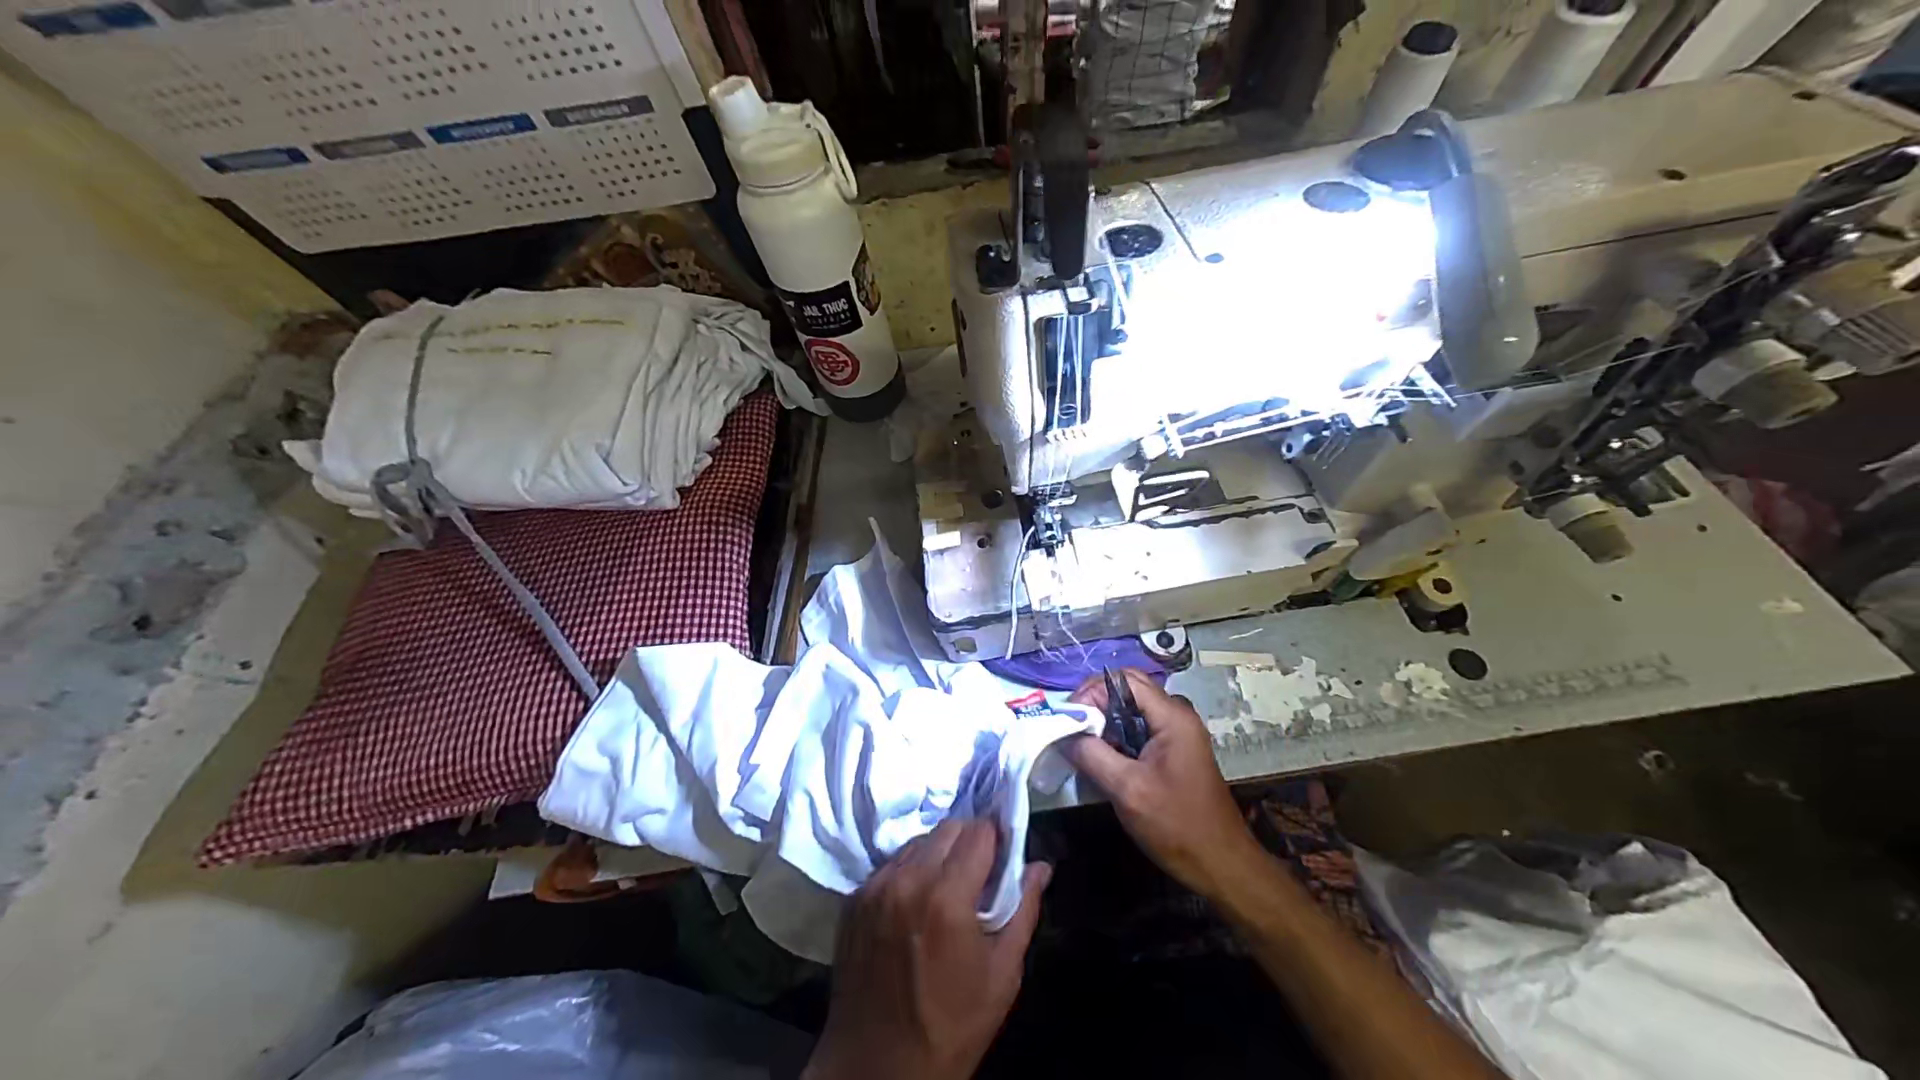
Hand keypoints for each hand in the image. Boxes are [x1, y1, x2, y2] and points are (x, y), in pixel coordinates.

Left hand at [805, 818, 1050, 1079]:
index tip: (1004, 856)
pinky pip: (890, 865)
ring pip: (917, 843)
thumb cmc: (951, 1025)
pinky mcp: (854, 899)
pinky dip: (909, 873)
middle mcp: (907, 880)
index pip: (979, 831)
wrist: (877, 1067)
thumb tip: (1040, 867)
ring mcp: (875, 887)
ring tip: (946, 892)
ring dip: (937, 855)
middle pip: (948, 829)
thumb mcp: (1002, 974)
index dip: (997, 838)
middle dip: (969, 842)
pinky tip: (915, 906)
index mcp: (947, 896)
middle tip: (979, 876)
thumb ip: (1023, 909)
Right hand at [1065, 669, 1265, 900]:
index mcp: (1172, 716)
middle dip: (1095, 703)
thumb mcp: (1126, 789)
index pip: (1123, 679)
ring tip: (1081, 744)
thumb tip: (1064, 733)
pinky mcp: (1173, 752)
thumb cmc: (1176, 825)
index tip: (1068, 718)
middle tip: (1071, 728)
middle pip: (1128, 689)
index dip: (1091, 691)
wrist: (1220, 865)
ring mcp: (1177, 734)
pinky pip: (1139, 729)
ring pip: (1132, 710)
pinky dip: (1117, 736)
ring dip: (1105, 721)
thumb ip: (1092, 754)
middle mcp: (1176, 716)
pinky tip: (1102, 759)